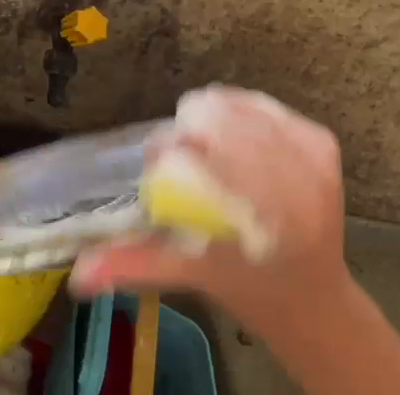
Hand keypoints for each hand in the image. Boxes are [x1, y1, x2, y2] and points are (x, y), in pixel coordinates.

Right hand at [69, 85, 348, 332]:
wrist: (314, 296)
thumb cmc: (246, 285)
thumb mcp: (187, 273)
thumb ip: (133, 263)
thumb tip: (76, 273)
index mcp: (269, 215)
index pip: (207, 153)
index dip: (170, 150)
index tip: (155, 163)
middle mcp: (301, 181)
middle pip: (220, 119)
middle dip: (188, 130)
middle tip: (178, 155)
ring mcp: (315, 157)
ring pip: (237, 105)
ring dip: (209, 118)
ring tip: (202, 145)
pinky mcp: (323, 142)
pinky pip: (261, 103)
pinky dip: (237, 111)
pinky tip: (230, 135)